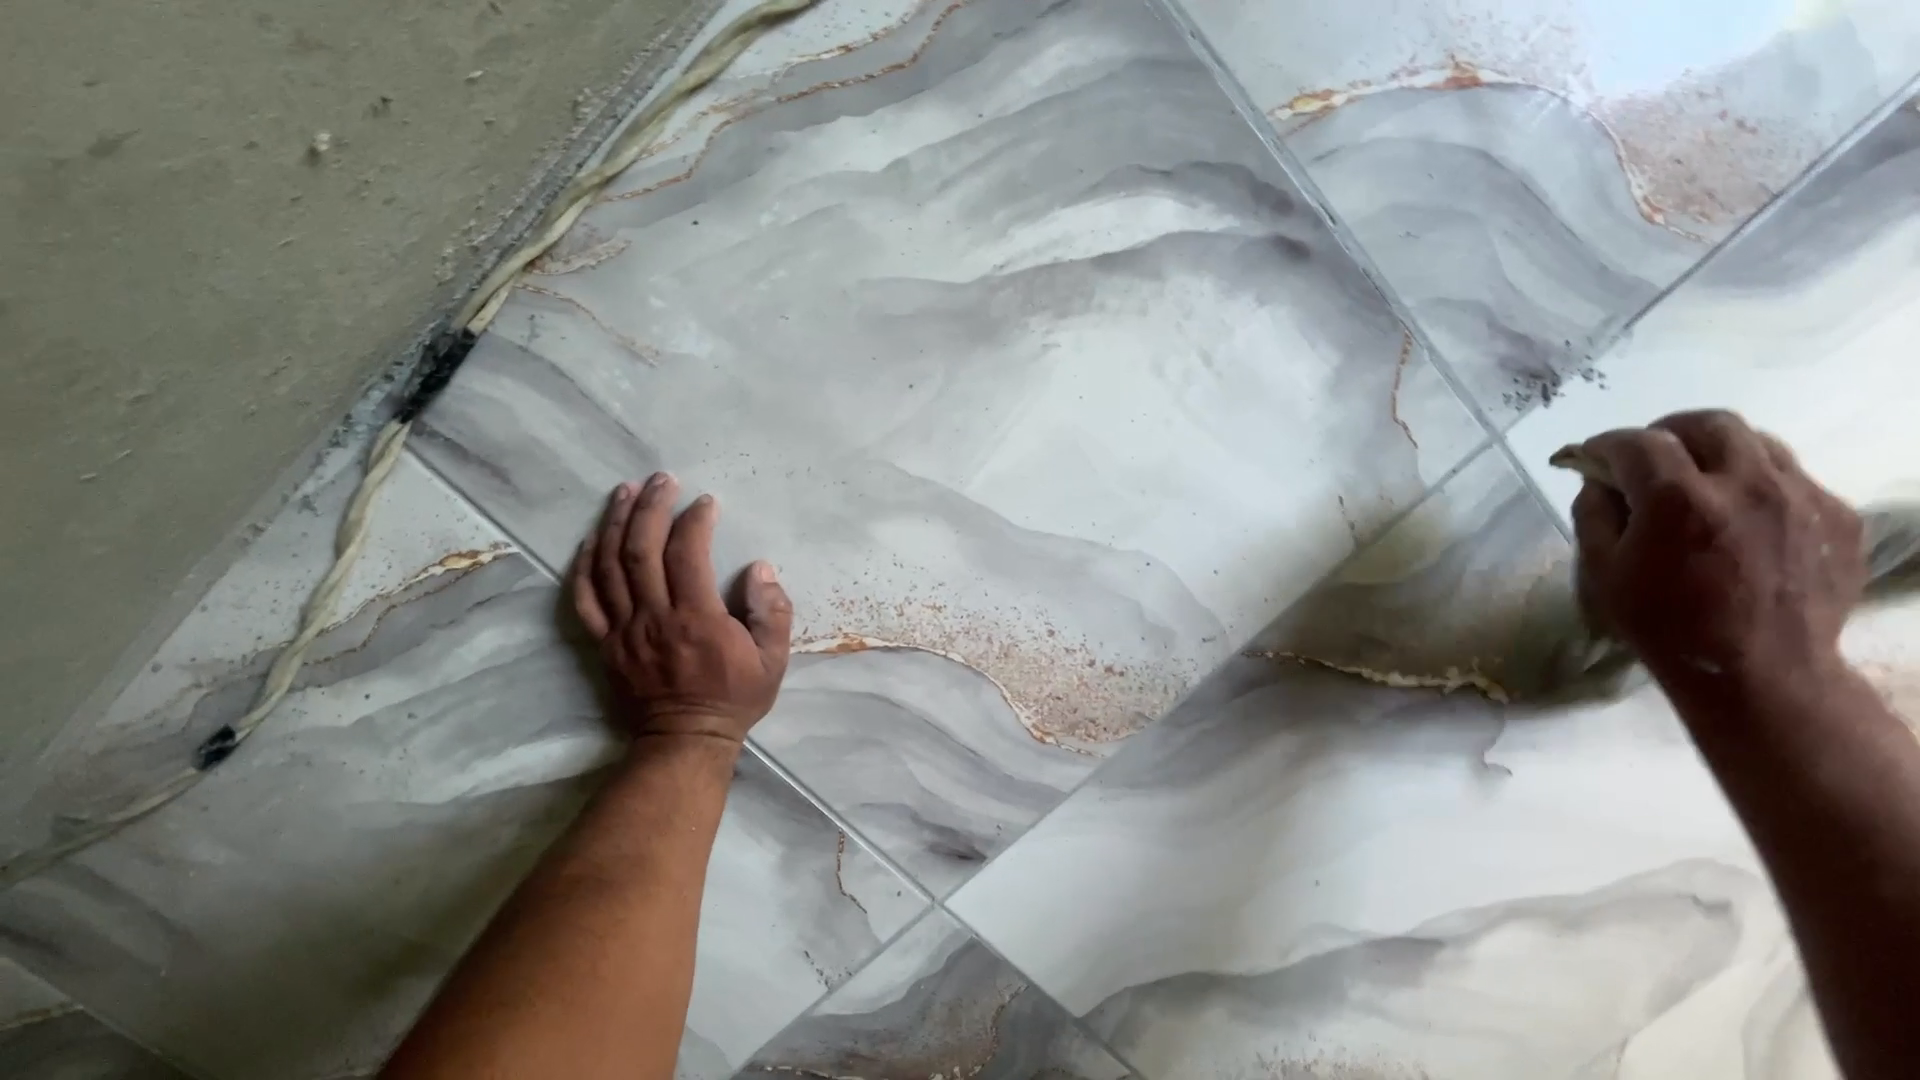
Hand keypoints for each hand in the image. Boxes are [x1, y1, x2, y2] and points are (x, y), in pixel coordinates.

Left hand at [569, 473, 793, 743]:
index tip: (706, 502)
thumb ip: (773, 612)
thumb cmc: (734, 698)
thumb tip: (760, 569)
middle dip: (651, 506)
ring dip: (615, 522)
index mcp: (696, 619)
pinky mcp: (605, 642)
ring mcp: (623, 629)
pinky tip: (592, 538)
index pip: (687, 553)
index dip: (695, 520)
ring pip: (609, 565)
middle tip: (662, 479)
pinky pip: (585, 598)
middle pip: (641, 548)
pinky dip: (584, 564)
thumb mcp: (773, 660)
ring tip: (624, 492)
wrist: (686, 740)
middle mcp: (654, 617)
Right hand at [1570, 410, 1863, 691]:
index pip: (1636, 443)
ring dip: (1715, 453)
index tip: (1588, 458)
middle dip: (1666, 432)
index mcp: (1679, 499)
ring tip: (1696, 482)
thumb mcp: (1601, 572)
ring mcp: (1802, 497)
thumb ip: (1594, 514)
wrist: (1760, 673)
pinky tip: (1738, 518)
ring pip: (1757, 443)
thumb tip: (1598, 480)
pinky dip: (1755, 484)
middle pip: (1708, 423)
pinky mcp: (1837, 516)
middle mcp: (1746, 484)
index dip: (1603, 445)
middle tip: (1645, 458)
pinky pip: (1792, 479)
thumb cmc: (1664, 625)